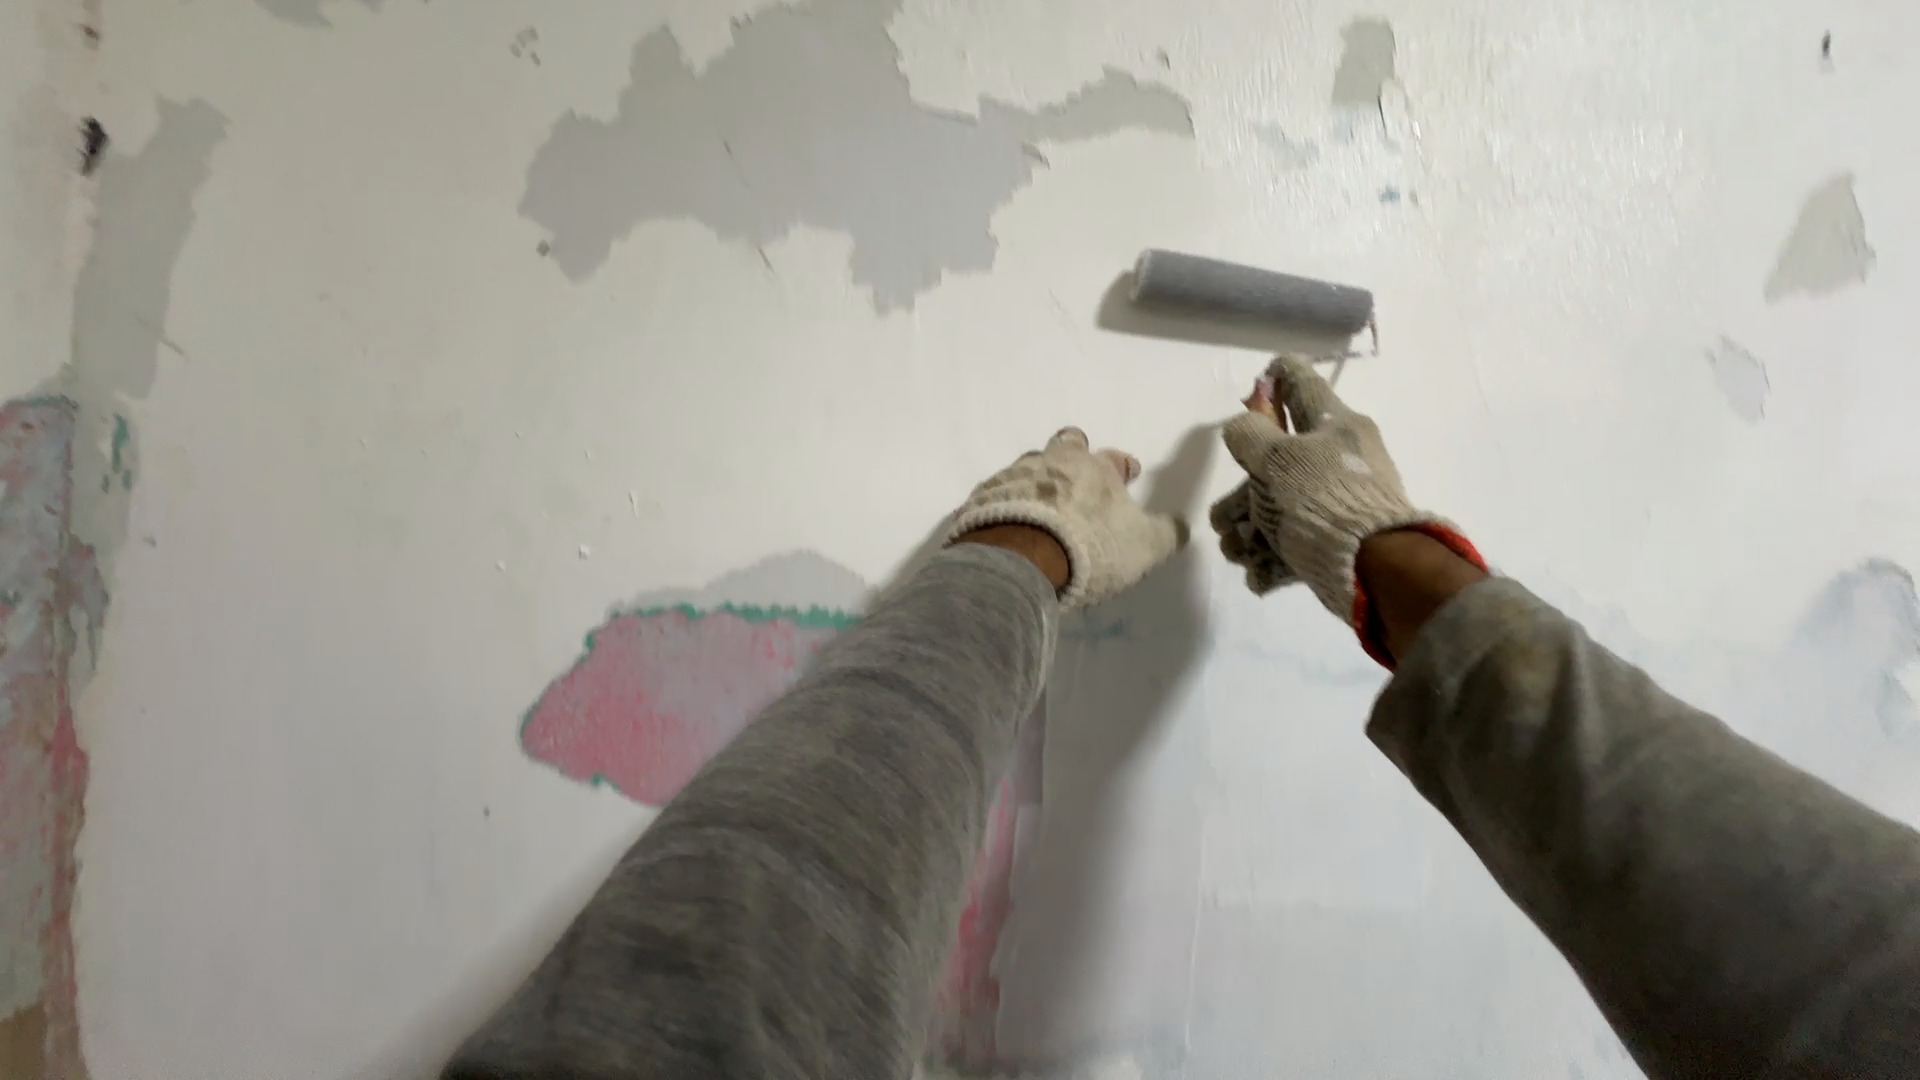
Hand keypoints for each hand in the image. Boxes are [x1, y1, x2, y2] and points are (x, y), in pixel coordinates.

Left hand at [948, 427, 1187, 608]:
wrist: (1020, 558)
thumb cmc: (1092, 546)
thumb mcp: (1144, 546)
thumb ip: (1165, 533)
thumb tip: (1179, 524)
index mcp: (1096, 467)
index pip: (1115, 458)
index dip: (1122, 468)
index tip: (1126, 475)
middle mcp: (1053, 461)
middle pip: (1064, 448)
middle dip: (1072, 458)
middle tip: (1076, 481)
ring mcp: (1012, 477)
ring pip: (1028, 470)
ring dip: (1036, 484)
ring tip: (1039, 512)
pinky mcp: (981, 500)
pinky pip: (997, 497)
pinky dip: (1005, 508)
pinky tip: (1008, 528)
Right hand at [1212, 356, 1477, 629]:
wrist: (1370, 566)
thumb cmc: (1319, 500)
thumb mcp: (1276, 458)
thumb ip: (1249, 434)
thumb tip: (1242, 427)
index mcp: (1333, 427)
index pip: (1302, 385)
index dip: (1280, 375)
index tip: (1262, 376)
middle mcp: (1336, 460)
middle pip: (1274, 465)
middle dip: (1240, 497)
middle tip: (1222, 520)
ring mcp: (1336, 501)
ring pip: (1275, 508)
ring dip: (1247, 532)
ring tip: (1237, 553)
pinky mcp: (1335, 539)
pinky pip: (1291, 542)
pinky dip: (1270, 558)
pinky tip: (1259, 575)